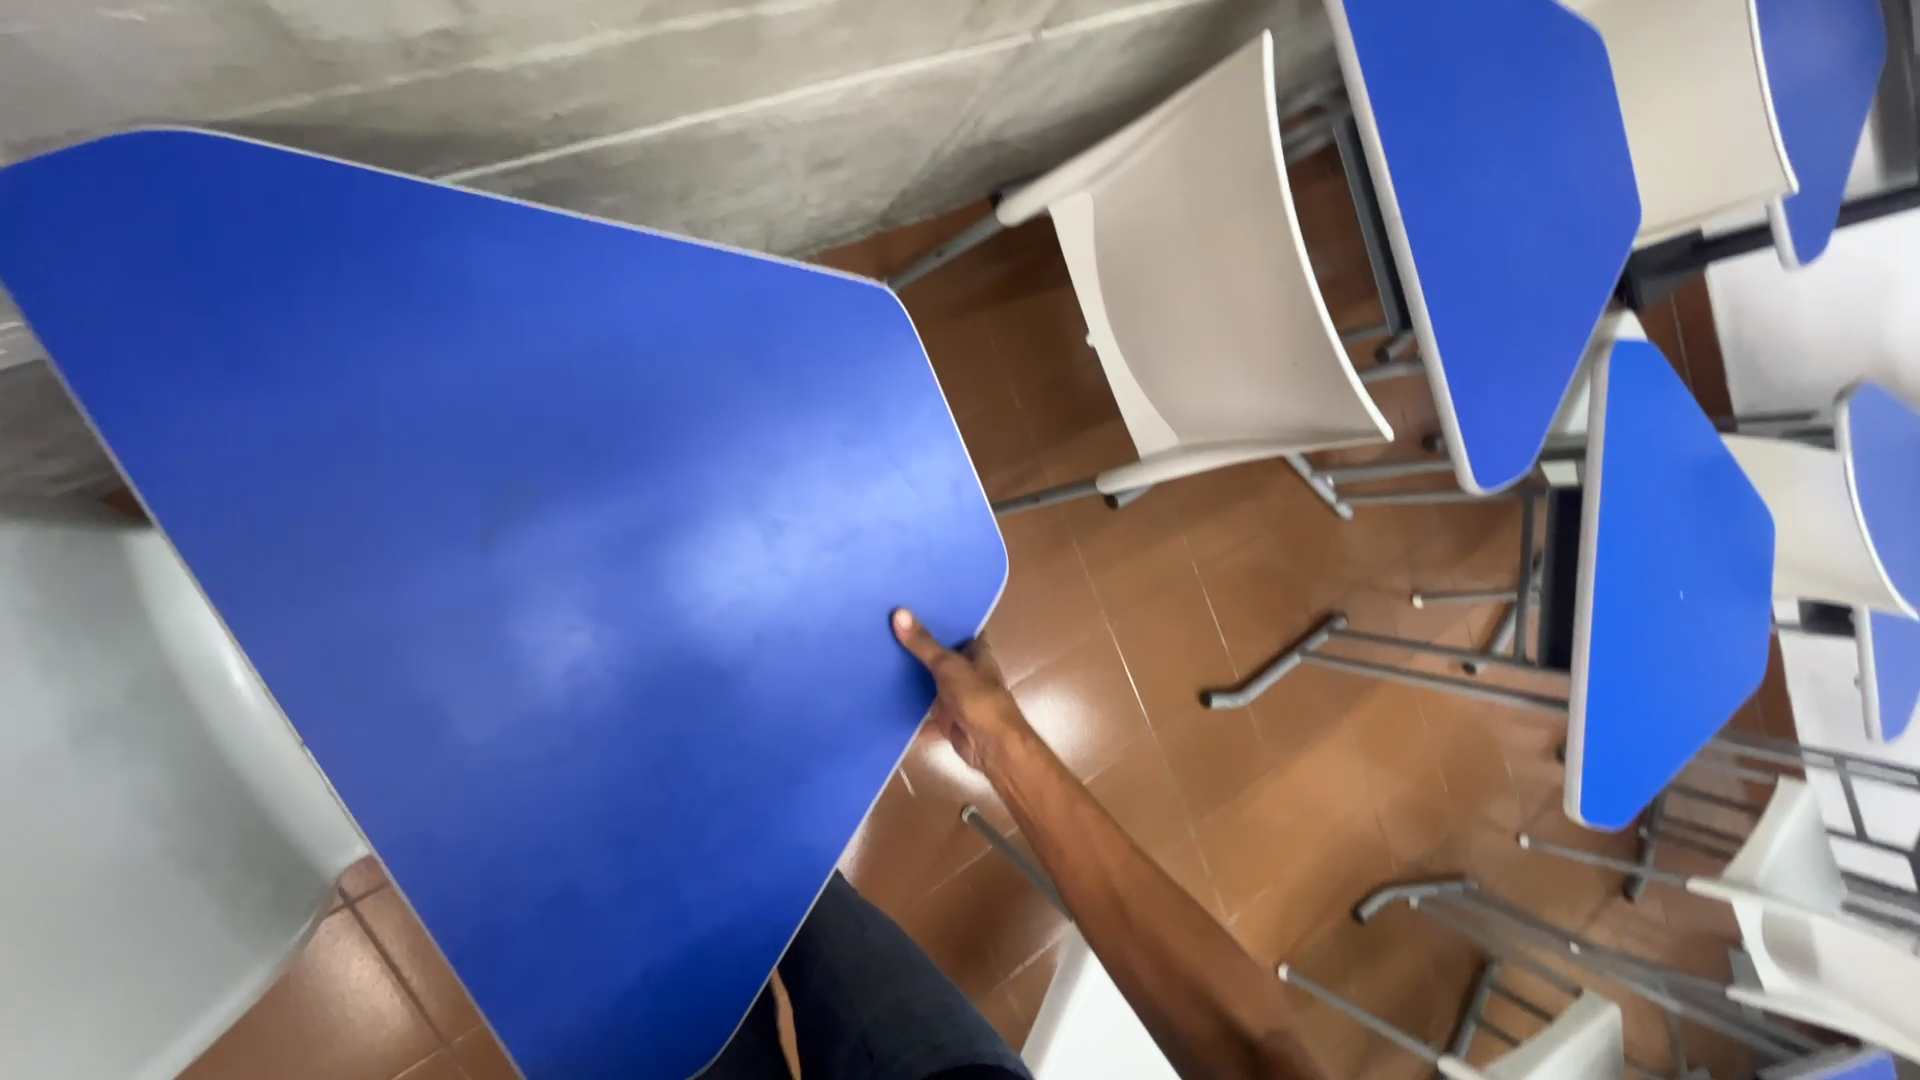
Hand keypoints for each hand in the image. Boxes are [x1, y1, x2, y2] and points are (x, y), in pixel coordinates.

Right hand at [892, 608, 1032, 771]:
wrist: (989, 744)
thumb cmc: (977, 697)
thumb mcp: (948, 665)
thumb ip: (923, 643)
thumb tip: (898, 612)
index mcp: (975, 651)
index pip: (958, 627)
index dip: (941, 616)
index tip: (913, 603)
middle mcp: (966, 669)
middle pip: (939, 653)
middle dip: (917, 644)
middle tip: (884, 625)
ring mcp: (955, 693)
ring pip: (929, 680)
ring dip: (910, 673)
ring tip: (877, 651)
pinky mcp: (945, 716)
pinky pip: (922, 708)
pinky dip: (907, 706)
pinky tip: (882, 694)